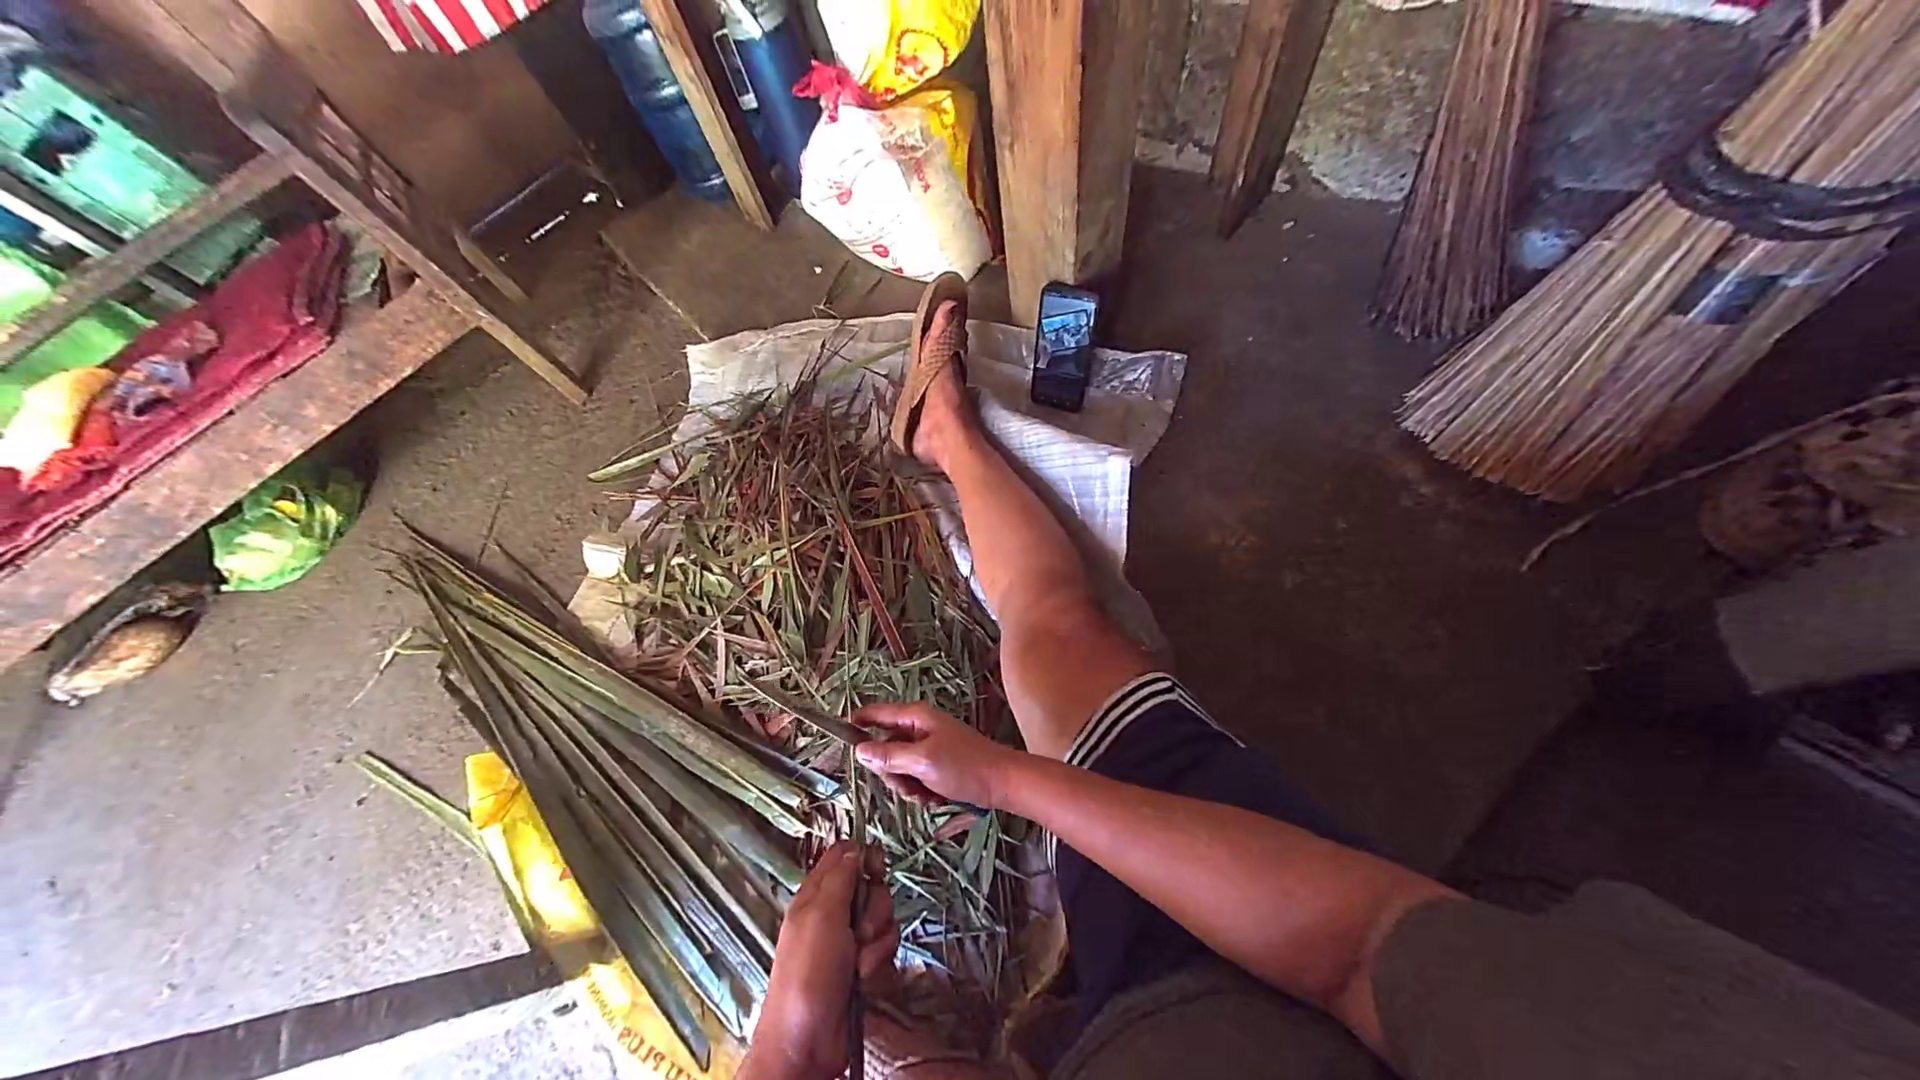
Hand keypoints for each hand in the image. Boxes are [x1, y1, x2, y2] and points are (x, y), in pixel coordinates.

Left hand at [743, 842, 896, 1079]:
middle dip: (873, 907)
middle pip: (870, 886)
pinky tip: (863, 976)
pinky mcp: (863, 963)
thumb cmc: (808, 972)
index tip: (875, 868)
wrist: (807, 1041)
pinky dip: (878, 959)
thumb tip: (856, 848)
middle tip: (859, 929)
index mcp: (815, 894)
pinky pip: (885, 945)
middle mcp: (833, 912)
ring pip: (882, 915)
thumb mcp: (821, 915)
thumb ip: (841, 877)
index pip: (843, 856)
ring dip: (876, 938)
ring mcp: (848, 939)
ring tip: (858, 960)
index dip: (863, 856)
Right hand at [853, 702, 1022, 809]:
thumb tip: (859, 750)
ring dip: (908, 786)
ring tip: (927, 793)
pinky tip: (936, 797)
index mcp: (915, 717)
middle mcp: (919, 728)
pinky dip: (921, 791)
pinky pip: (914, 779)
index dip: (857, 724)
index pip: (875, 713)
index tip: (842, 740)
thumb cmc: (964, 766)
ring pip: (897, 769)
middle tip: (908, 785)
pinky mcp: (935, 765)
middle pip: (884, 749)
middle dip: (892, 773)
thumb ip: (889, 756)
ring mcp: (927, 747)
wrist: (1002, 783)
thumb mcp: (922, 762)